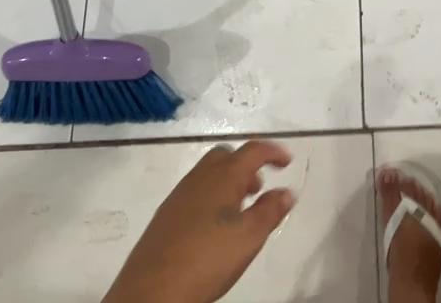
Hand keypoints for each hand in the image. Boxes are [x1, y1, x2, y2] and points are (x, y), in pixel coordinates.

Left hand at [103, 140, 297, 302]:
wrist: (153, 289)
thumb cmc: (208, 258)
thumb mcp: (249, 237)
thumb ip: (270, 211)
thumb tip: (286, 191)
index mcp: (224, 176)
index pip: (253, 151)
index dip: (272, 151)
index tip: (287, 160)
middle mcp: (201, 176)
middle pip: (227, 156)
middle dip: (246, 165)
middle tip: (259, 187)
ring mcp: (179, 194)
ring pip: (208, 173)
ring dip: (228, 181)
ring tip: (239, 210)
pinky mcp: (166, 213)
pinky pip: (195, 191)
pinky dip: (211, 195)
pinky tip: (213, 226)